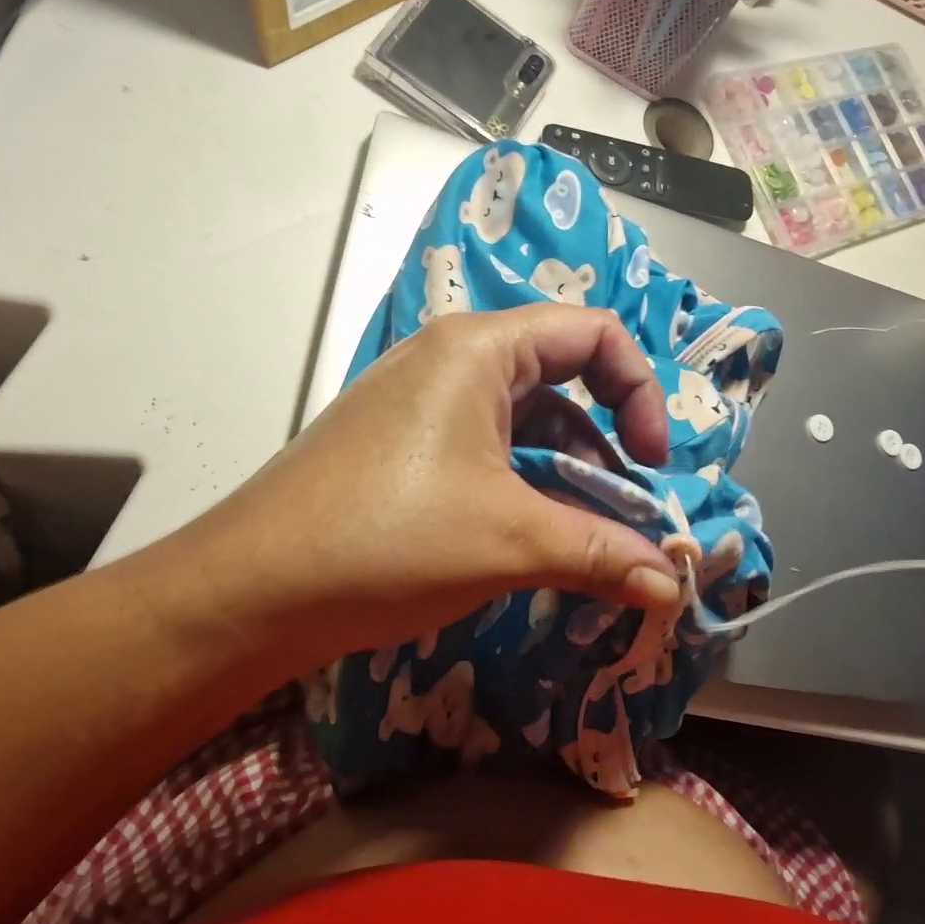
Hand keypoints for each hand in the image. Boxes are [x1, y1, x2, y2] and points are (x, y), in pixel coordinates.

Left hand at [132, 304, 681, 678]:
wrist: (251, 590)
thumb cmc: (388, 539)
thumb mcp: (510, 542)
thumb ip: (601, 554)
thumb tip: (673, 585)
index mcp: (479, 349)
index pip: (594, 334)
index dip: (641, 392)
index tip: (652, 465)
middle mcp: (449, 360)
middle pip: (562, 377)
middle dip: (608, 444)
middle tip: (628, 511)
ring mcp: (419, 404)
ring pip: (522, 422)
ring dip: (567, 475)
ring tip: (589, 539)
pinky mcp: (400, 446)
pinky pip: (484, 450)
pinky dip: (523, 488)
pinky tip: (533, 541)